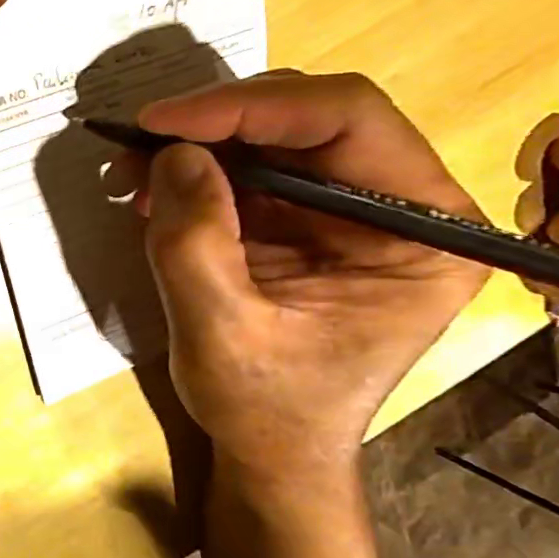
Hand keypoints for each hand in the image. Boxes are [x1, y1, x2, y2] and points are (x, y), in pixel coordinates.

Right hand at [128, 71, 488, 476]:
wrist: (272, 451)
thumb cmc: (267, 409)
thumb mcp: (222, 334)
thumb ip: (196, 243)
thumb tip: (174, 153)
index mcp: (423, 231)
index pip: (348, 120)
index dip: (250, 106)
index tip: (164, 122)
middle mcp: (401, 202)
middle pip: (312, 115)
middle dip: (219, 122)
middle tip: (143, 141)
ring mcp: (354, 204)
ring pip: (276, 132)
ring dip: (201, 142)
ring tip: (136, 169)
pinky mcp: (311, 213)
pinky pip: (254, 164)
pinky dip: (199, 167)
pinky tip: (156, 188)